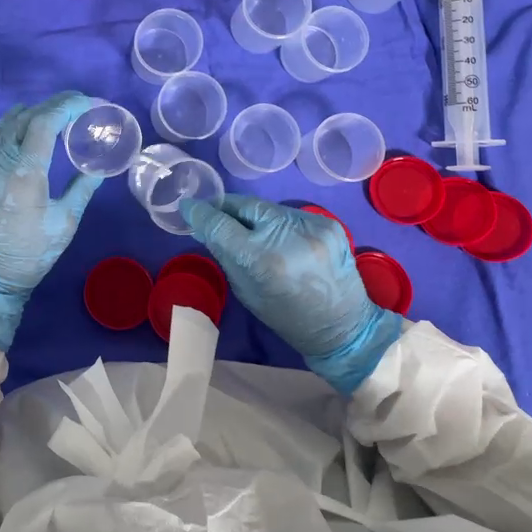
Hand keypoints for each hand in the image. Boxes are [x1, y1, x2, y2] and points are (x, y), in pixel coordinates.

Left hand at [0, 92, 103, 350]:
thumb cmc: (32, 251)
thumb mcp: (66, 221)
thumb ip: (83, 188)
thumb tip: (100, 166)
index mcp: (26, 172)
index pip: (45, 122)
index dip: (67, 106)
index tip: (89, 103)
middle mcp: (4, 160)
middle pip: (28, 116)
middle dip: (55, 104)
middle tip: (81, 105)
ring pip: (9, 121)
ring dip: (36, 110)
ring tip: (59, 112)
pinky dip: (15, 121)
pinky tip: (27, 123)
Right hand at [180, 195, 402, 395]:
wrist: (344, 326)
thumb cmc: (288, 318)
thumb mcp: (246, 292)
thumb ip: (225, 255)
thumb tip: (205, 228)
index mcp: (262, 261)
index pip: (221, 225)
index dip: (200, 213)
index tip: (187, 207)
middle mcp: (286, 236)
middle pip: (244, 206)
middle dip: (225, 208)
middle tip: (214, 214)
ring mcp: (311, 226)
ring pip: (266, 207)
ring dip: (251, 215)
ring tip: (247, 229)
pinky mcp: (328, 223)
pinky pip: (289, 214)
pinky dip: (277, 222)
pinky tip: (278, 237)